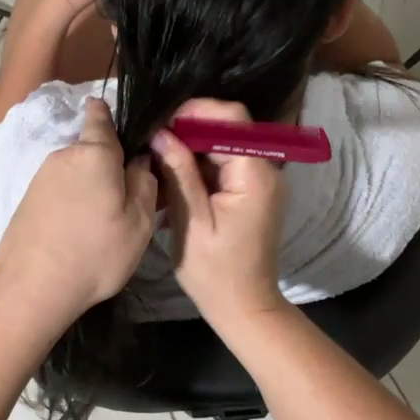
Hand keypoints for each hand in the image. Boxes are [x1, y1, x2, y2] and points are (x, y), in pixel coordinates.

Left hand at [0, 98, 157, 323]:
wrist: (32, 288)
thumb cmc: (95, 254)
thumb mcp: (139, 222)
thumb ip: (145, 182)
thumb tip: (140, 159)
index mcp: (94, 152)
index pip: (101, 114)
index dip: (115, 116)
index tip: (132, 134)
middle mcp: (63, 155)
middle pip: (93, 149)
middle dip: (111, 164)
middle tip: (130, 195)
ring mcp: (41, 178)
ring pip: (77, 172)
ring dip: (92, 187)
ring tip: (106, 221)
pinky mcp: (28, 200)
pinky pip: (60, 190)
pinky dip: (73, 203)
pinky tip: (81, 231)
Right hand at [149, 100, 289, 325]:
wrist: (244, 306)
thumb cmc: (214, 272)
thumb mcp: (191, 222)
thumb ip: (179, 174)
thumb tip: (162, 134)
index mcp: (254, 174)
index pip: (231, 119)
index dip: (195, 112)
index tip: (161, 125)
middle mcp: (266, 170)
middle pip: (228, 129)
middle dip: (189, 131)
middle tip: (153, 146)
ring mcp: (262, 181)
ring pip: (224, 146)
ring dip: (191, 150)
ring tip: (158, 165)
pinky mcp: (253, 192)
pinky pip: (226, 165)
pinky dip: (200, 168)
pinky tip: (174, 183)